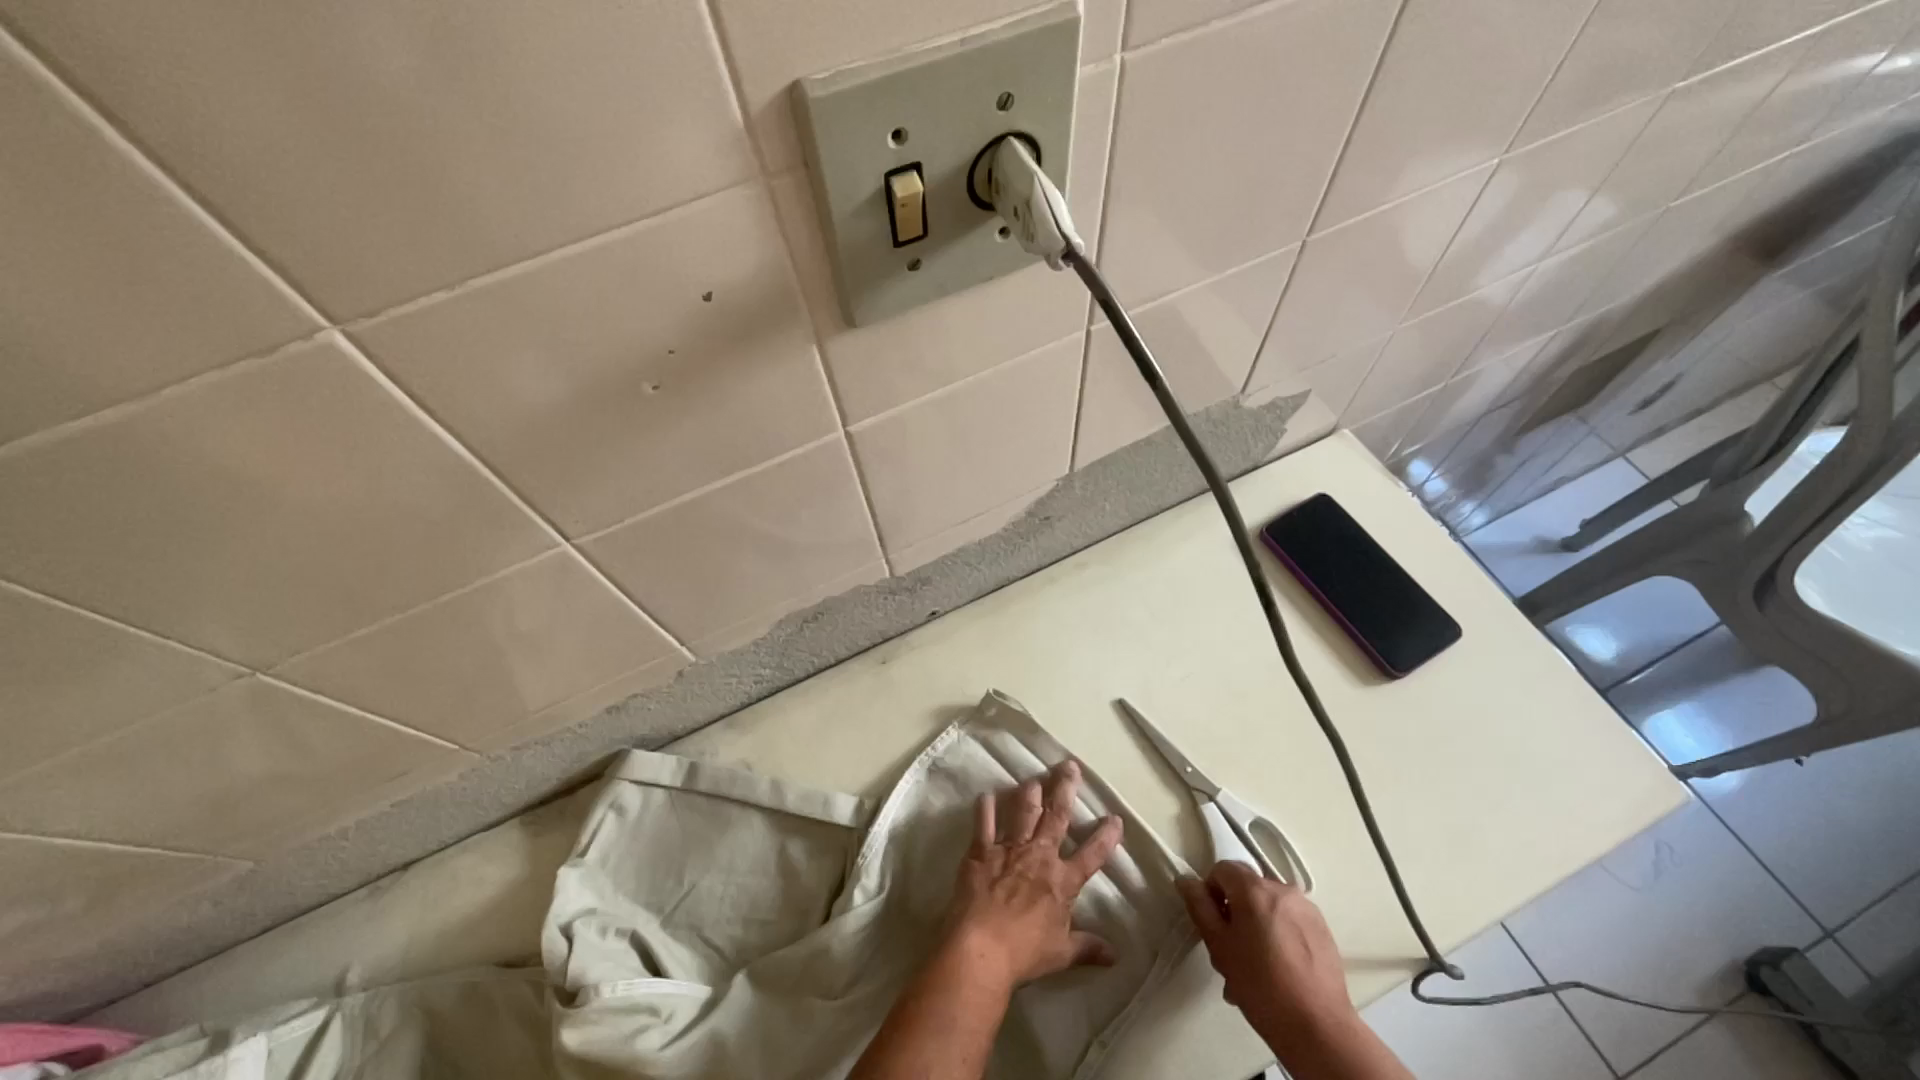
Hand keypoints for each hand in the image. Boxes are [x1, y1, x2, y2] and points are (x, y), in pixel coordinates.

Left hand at [942, 760, 1125, 988]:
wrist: (981, 948)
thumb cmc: (1024, 953)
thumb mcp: (1061, 954)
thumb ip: (1087, 948)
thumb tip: (1114, 956)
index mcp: (1063, 881)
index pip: (1092, 854)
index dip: (1106, 836)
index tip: (1115, 818)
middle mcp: (1039, 857)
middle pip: (1057, 816)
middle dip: (1065, 789)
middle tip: (1069, 766)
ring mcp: (1009, 850)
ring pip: (1023, 811)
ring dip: (1030, 792)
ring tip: (1035, 777)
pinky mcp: (980, 852)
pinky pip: (984, 823)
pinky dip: (986, 807)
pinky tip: (988, 794)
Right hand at [1177, 861, 1356, 1043]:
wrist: (1317, 1025)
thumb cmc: (1260, 985)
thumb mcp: (1219, 946)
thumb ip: (1200, 907)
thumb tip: (1186, 880)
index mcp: (1255, 890)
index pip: (1223, 868)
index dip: (1210, 891)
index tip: (1211, 923)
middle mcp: (1283, 890)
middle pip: (1247, 888)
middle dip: (1234, 912)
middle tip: (1229, 951)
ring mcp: (1307, 909)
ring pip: (1269, 907)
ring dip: (1255, 926)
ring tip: (1253, 968)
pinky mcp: (1323, 929)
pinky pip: (1289, 921)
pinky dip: (1277, 936)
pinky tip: (1277, 971)